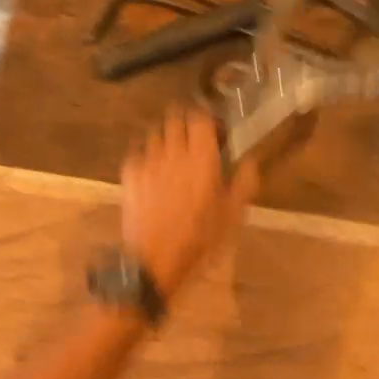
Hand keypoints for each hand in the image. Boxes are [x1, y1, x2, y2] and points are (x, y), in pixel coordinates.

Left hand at [120, 105, 260, 298]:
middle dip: (184, 124)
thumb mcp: (231, 216)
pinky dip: (146, 155)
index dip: (207, 119)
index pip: (200, 118)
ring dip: (165, 138)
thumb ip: (243, 183)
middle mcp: (173, 152)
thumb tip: (250, 161)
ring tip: (171, 154)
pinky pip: (137, 153)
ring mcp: (147, 161)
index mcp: (202, 158)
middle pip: (175, 119)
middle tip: (192, 140)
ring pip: (154, 133)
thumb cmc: (198, 240)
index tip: (213, 131)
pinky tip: (152, 170)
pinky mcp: (128, 174)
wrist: (153, 260)